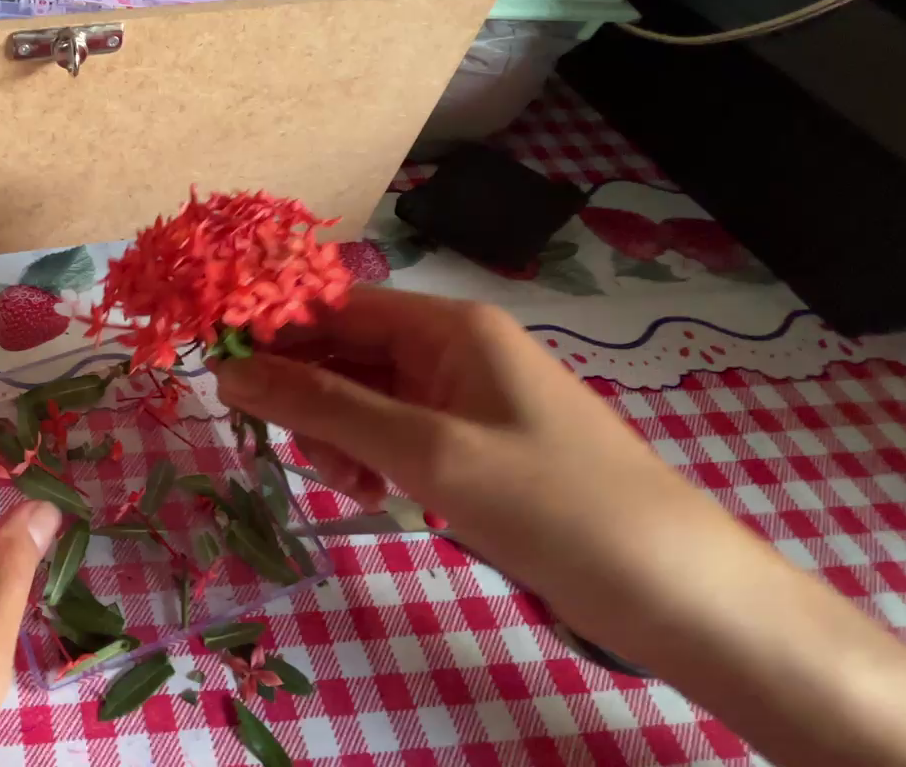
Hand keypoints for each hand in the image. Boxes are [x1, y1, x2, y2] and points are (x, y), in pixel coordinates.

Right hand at [213, 286, 905, 766]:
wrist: (686, 600)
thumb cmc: (556, 507)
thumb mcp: (425, 452)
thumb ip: (322, 405)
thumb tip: (229, 369)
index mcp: (445, 325)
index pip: (329, 305)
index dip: (269, 330)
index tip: (219, 367)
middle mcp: (447, 347)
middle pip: (338, 350)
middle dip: (305, 394)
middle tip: (294, 447)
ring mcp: (457, 396)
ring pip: (357, 395)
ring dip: (333, 432)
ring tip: (349, 484)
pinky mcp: (465, 441)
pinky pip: (387, 430)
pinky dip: (365, 457)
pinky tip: (375, 494)